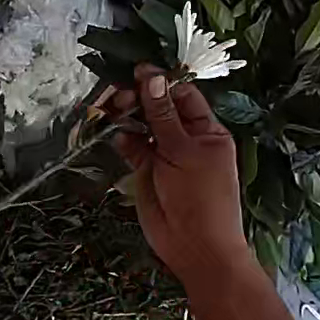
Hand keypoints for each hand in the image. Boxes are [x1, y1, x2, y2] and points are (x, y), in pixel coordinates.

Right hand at [109, 64, 261, 289]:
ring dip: (128, 115)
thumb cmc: (202, 197)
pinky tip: (117, 135)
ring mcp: (165, 154)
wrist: (195, 247)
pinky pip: (133, 147)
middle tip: (119, 94)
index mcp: (207, 130)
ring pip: (143, 125)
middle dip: (140, 97)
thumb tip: (153, 77)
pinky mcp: (146, 170)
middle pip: (159, 107)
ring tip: (112, 109)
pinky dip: (124, 139)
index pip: (183, 95)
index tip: (138, 71)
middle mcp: (186, 138)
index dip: (162, 82)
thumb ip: (164, 115)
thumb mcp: (184, 152)